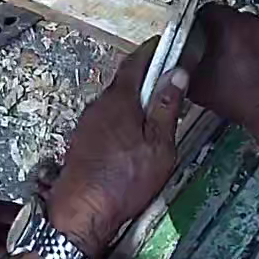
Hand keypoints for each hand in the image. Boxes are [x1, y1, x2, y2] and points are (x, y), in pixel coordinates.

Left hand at [46, 41, 187, 258]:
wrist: (81, 214)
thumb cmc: (125, 180)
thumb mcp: (159, 145)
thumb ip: (167, 108)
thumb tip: (176, 73)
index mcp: (119, 99)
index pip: (136, 62)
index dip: (153, 50)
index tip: (167, 44)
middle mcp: (98, 105)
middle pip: (125, 83)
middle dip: (147, 79)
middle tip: (169, 84)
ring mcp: (87, 124)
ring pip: (116, 104)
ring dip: (134, 103)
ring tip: (156, 116)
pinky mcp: (81, 142)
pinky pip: (107, 121)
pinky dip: (123, 120)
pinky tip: (134, 139)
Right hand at [187, 3, 258, 131]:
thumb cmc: (239, 97)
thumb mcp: (197, 85)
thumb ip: (185, 68)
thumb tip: (178, 65)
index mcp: (228, 25)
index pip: (207, 11)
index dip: (199, 24)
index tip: (197, 34)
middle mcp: (252, 23)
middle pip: (230, 19)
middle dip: (221, 33)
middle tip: (214, 52)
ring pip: (251, 30)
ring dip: (242, 42)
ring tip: (235, 63)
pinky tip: (254, 69)